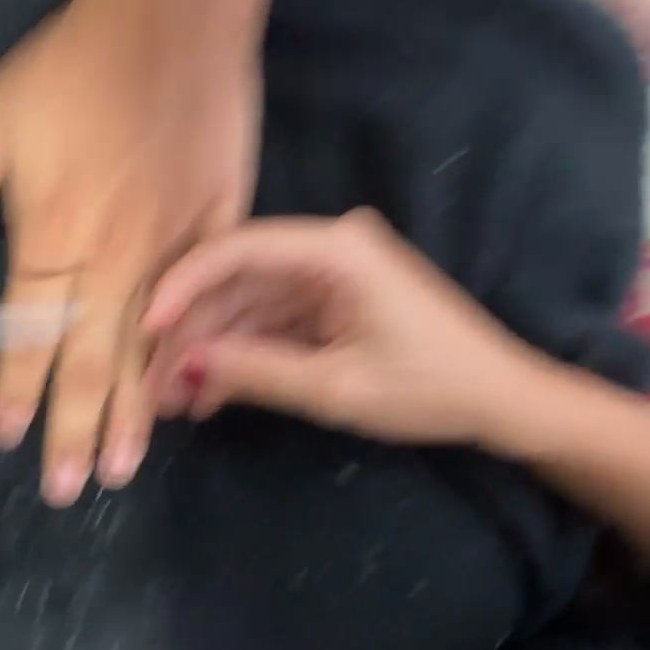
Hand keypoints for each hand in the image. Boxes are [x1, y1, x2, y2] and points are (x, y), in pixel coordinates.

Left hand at [0, 5, 258, 505]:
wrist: (172, 24)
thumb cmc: (74, 66)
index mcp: (54, 229)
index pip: (29, 330)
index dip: (16, 388)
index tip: (7, 440)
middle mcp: (117, 253)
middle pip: (92, 355)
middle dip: (77, 425)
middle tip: (69, 487)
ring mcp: (176, 246)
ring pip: (150, 344)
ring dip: (136, 409)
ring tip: (127, 464)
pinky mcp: (220, 228)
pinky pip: (206, 304)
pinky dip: (195, 352)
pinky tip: (191, 391)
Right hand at [141, 209, 546, 450]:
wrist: (502, 399)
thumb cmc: (430, 387)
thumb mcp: (337, 387)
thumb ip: (256, 372)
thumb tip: (184, 367)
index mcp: (337, 248)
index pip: (240, 249)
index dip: (185, 285)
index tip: (146, 327)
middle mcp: (329, 249)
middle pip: (240, 280)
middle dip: (195, 332)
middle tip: (153, 384)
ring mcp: (332, 275)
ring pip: (252, 305)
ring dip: (215, 349)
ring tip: (174, 401)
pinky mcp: (336, 302)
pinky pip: (276, 322)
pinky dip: (247, 355)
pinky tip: (212, 394)